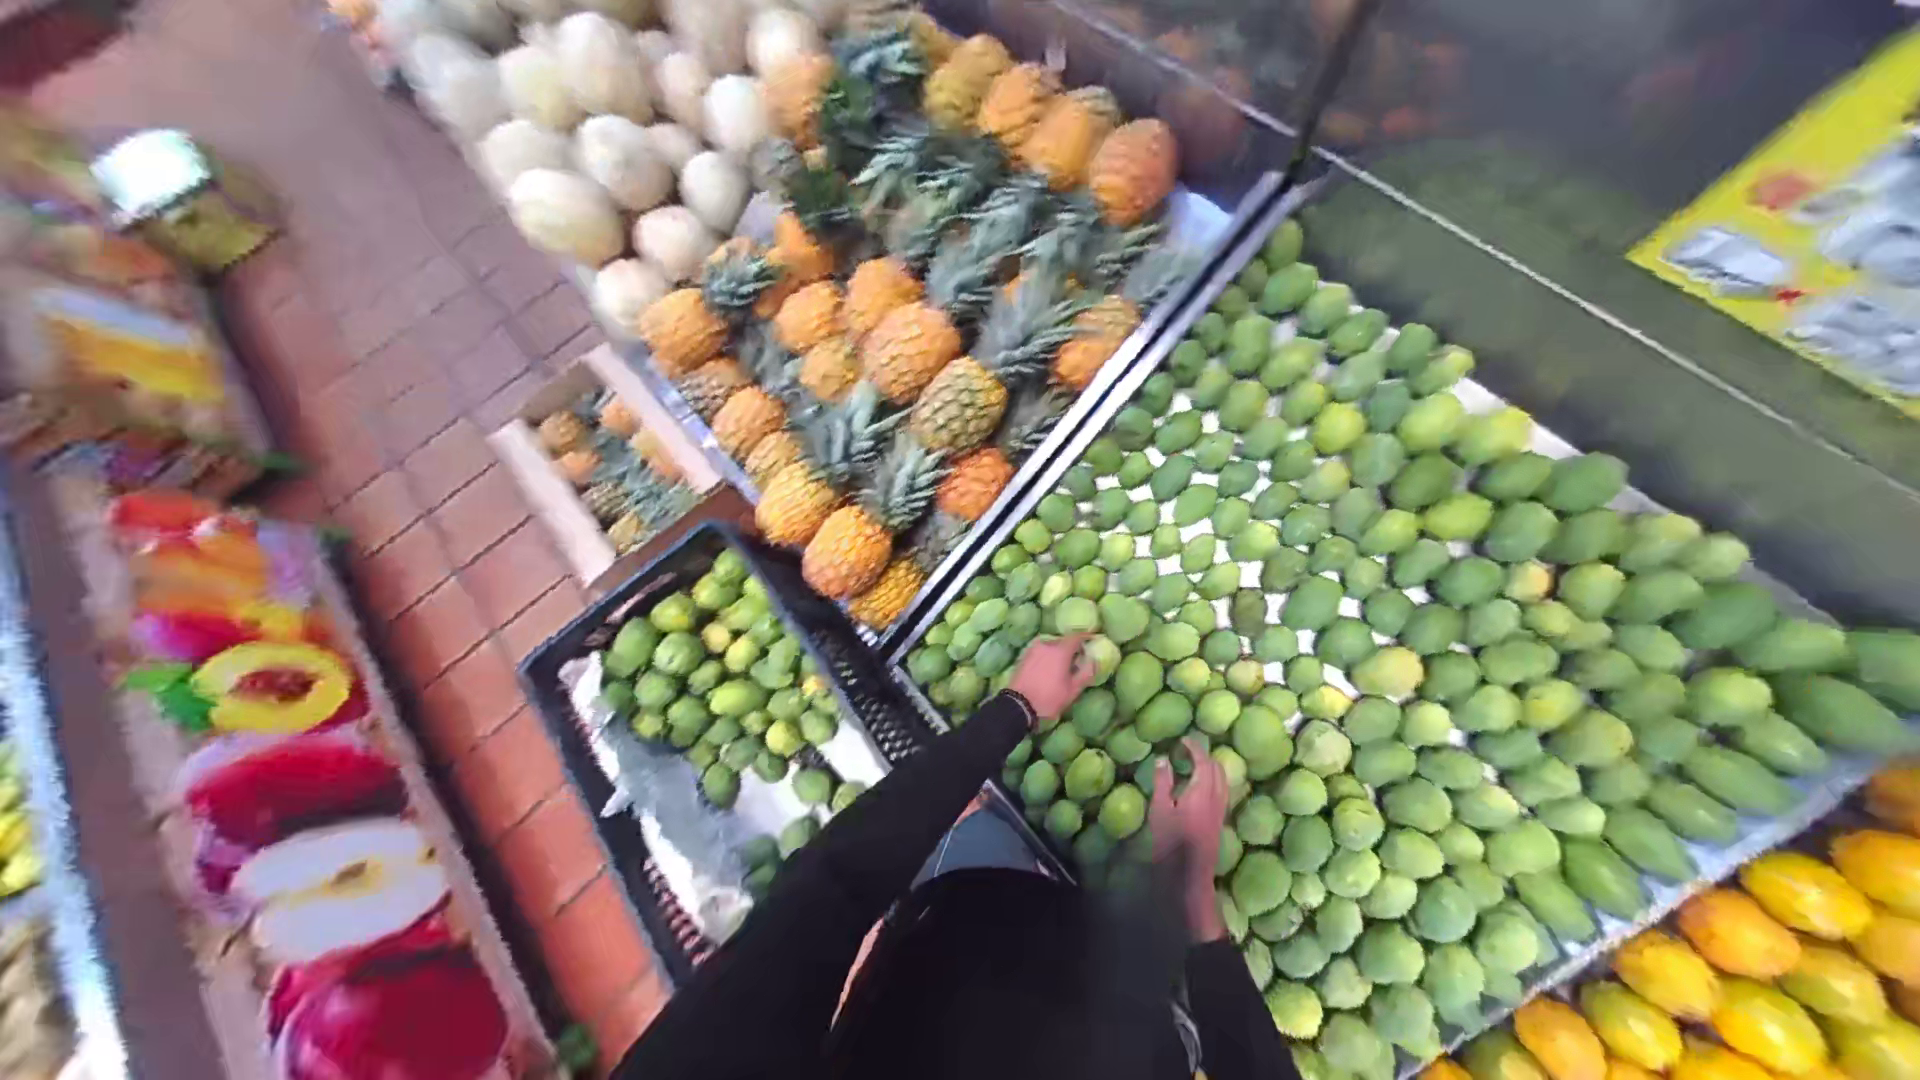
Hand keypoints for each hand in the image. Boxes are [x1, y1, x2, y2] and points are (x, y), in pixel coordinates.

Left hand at [1006, 634, 1095, 724]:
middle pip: (1062, 641)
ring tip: (1061, 667)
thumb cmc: (1049, 698)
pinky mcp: (1023, 656)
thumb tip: (1094, 661)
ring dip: (1057, 653)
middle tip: (1076, 660)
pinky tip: (1047, 669)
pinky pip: (1040, 652)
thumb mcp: (1072, 690)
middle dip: (1071, 648)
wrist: (1018, 705)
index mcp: (1060, 650)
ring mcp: (1032, 649)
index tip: (1091, 641)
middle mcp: (1045, 645)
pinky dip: (1046, 656)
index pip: (1076, 637)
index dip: (1085, 637)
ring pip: (1050, 646)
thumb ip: (1085, 673)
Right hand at [1149, 738, 1229, 941]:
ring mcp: (1220, 810)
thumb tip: (1163, 758)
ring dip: (1211, 767)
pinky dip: (1214, 780)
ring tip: (1194, 764)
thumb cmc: (1170, 840)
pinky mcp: (1220, 820)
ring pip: (1223, 780)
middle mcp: (1216, 798)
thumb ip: (1163, 782)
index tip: (1183, 740)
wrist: (1189, 874)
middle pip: (1217, 769)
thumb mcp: (1160, 809)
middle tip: (1187, 750)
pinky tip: (1200, 785)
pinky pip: (1222, 791)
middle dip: (1205, 755)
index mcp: (1202, 792)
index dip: (1195, 748)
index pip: (1204, 762)